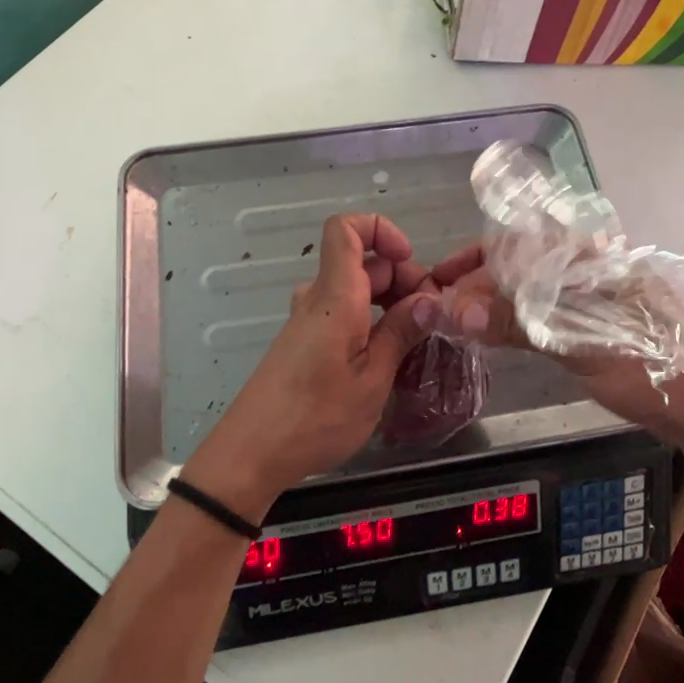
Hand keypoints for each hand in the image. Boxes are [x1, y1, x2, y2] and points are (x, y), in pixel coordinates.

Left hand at [184, 214, 431, 520]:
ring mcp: (308, 320)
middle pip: (362, 262)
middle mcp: (317, 298)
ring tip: (417, 341)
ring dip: (390, 303)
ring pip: (355, 290)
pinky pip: (343, 313)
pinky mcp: (304, 342)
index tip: (411, 262)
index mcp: (334, 296)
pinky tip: (389, 357)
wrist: (252, 453)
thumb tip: (430, 300)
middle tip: (431, 319)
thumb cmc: (315, 418)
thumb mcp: (372, 380)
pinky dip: (371, 321)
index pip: (346, 229)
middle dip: (402, 279)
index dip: (382, 230)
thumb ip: (401, 333)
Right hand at [422, 243, 683, 444]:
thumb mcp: (581, 345)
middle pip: (518, 263)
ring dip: (492, 300)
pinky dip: (513, 316)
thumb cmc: (650, 367)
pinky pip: (542, 307)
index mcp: (590, 256)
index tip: (439, 280)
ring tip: (458, 322)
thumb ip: (517, 323)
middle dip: (476, 282)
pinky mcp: (594, 319)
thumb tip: (453, 312)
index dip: (473, 258)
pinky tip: (494, 332)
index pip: (518, 241)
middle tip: (440, 310)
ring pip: (528, 287)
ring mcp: (592, 293)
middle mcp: (588, 265)